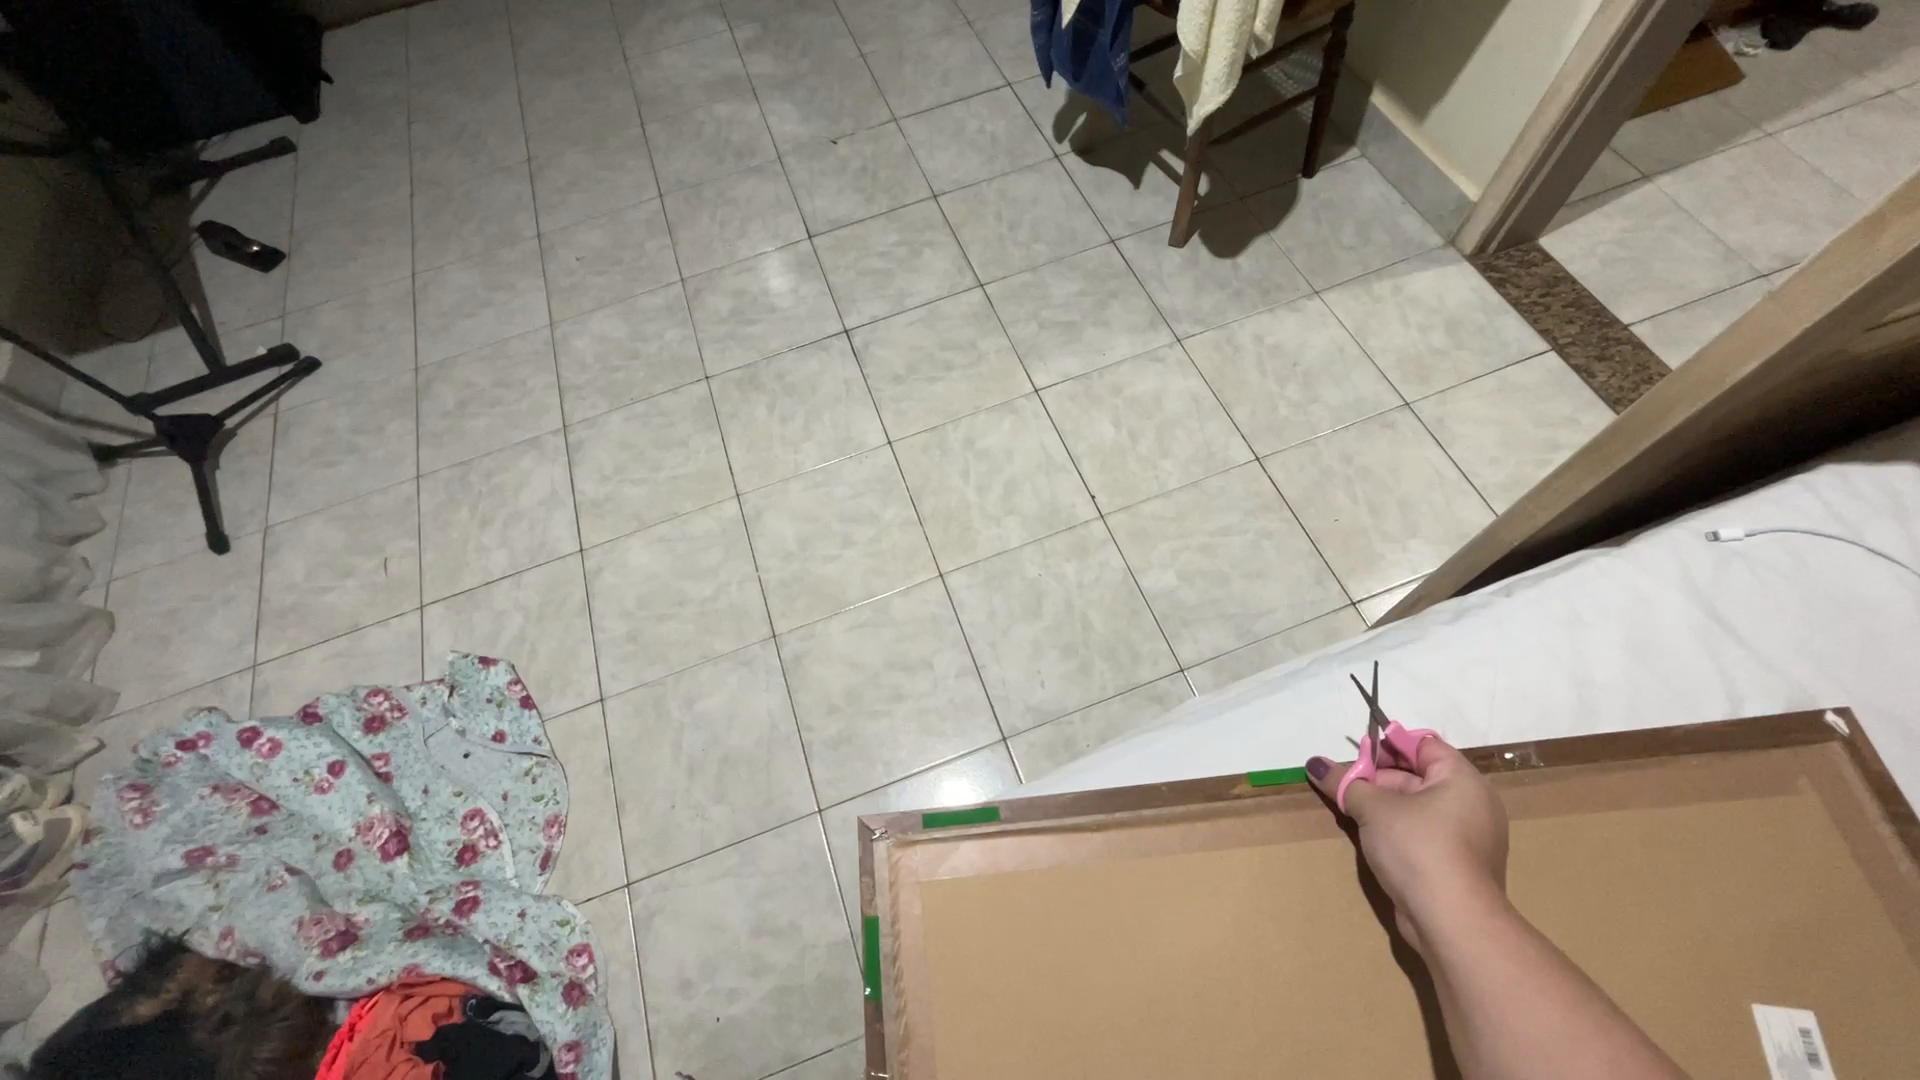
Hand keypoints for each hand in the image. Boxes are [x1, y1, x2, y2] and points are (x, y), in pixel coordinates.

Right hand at [1306, 738, 1508, 952]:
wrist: (1452, 922)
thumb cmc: (1417, 848)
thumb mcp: (1373, 808)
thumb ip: (1343, 782)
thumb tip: (1313, 763)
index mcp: (1461, 780)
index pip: (1422, 745)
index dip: (1386, 745)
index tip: (1355, 758)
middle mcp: (1471, 803)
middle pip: (1417, 774)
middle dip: (1377, 777)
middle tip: (1343, 785)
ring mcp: (1467, 836)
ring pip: (1417, 806)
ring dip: (1382, 805)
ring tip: (1348, 810)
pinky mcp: (1457, 864)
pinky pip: (1423, 832)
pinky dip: (1396, 829)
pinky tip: (1368, 837)